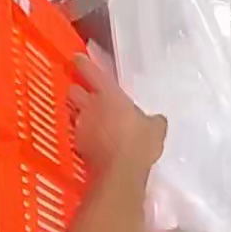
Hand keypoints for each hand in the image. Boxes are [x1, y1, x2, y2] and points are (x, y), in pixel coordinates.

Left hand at [70, 53, 166, 178]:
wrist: (121, 172)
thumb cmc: (139, 143)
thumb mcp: (155, 130)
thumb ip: (153, 121)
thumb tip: (156, 120)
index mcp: (109, 94)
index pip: (90, 71)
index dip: (83, 64)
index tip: (78, 59)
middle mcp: (90, 106)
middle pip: (74, 91)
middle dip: (77, 92)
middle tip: (86, 96)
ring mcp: (81, 127)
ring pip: (73, 114)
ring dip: (79, 116)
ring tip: (90, 122)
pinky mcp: (78, 147)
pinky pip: (77, 136)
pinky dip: (83, 138)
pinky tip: (93, 144)